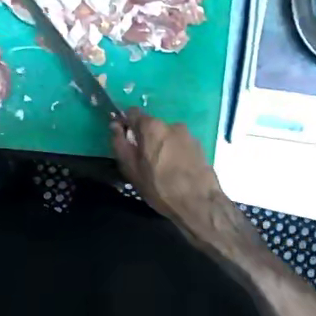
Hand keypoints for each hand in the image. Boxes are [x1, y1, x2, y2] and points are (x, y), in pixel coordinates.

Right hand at [110, 112, 235, 246]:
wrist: (198, 203)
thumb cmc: (159, 187)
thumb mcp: (131, 169)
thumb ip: (120, 144)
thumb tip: (115, 126)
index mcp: (152, 126)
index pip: (133, 113)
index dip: (126, 124)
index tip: (125, 139)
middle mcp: (172, 124)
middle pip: (152, 126)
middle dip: (146, 139)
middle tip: (143, 161)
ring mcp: (188, 135)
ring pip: (167, 136)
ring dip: (162, 147)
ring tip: (162, 169)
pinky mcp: (200, 147)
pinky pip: (180, 145)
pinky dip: (175, 153)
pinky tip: (176, 171)